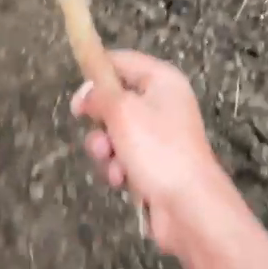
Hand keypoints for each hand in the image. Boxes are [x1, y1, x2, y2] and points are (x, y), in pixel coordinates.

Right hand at [69, 52, 241, 255]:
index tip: (77, 97)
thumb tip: (85, 93)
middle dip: (100, 122)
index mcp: (162, 79)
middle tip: (98, 136)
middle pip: (116, 100)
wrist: (190, 207)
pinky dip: (118, 167)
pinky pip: (124, 156)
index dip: (96, 73)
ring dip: (106, 149)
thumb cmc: (158, 150)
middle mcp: (163, 102)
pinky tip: (121, 180)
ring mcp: (160, 135)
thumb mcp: (122, 112)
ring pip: (116, 132)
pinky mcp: (155, 163)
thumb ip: (99, 95)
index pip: (122, 61)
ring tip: (111, 162)